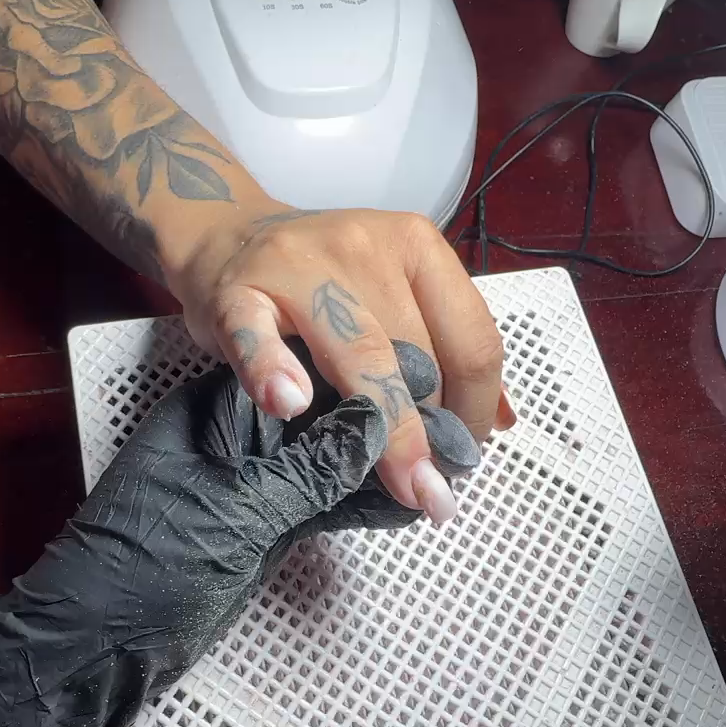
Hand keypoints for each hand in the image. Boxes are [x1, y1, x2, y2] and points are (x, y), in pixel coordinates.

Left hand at [0, 352, 477, 726]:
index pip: (307, 370)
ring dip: (388, 467)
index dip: (369, 376)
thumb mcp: (225, 513)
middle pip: (330, 413)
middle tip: (459, 435)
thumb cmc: (141, 566)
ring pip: (336, 461)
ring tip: (452, 468)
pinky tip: (409, 505)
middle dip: (392, 423)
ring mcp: (257, 480)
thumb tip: (382, 429)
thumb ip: (305, 471)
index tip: (429, 386)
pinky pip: (327, 504)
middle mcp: (243, 433)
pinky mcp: (266, 522)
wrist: (96, 644)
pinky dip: (366, 505)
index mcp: (219, 407)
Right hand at [170, 202, 509, 523]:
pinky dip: (272, 372)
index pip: (470, 337)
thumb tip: (499, 422)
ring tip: (400, 486)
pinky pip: (256, 338)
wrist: (226, 235)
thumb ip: (443, 344)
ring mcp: (296, 266)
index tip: (462, 459)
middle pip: (418, 355)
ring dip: (382, 432)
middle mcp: (363, 246)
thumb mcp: (392, 293)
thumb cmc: (318, 279)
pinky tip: (290, 404)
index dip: (475, 410)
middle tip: (431, 491)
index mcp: (414, 245)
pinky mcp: (235, 292)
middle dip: (431, 436)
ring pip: (356, 355)